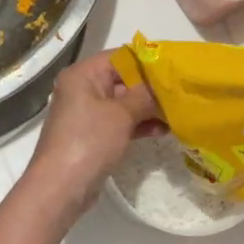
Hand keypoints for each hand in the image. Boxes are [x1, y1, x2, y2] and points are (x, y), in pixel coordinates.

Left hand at [23, 52, 164, 212]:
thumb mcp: (121, 114)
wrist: (62, 186)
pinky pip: (121, 124)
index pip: (119, 57)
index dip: (147, 62)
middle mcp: (83, 90)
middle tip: (180, 94)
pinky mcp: (94, 137)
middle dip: (151, 89)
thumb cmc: (89, 141)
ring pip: (124, 105)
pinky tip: (163, 130)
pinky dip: (139, 125)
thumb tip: (164, 85)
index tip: (174, 70)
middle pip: (123, 81)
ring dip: (149, 109)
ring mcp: (88, 115)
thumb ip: (145, 95)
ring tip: (177, 114)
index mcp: (83, 75)